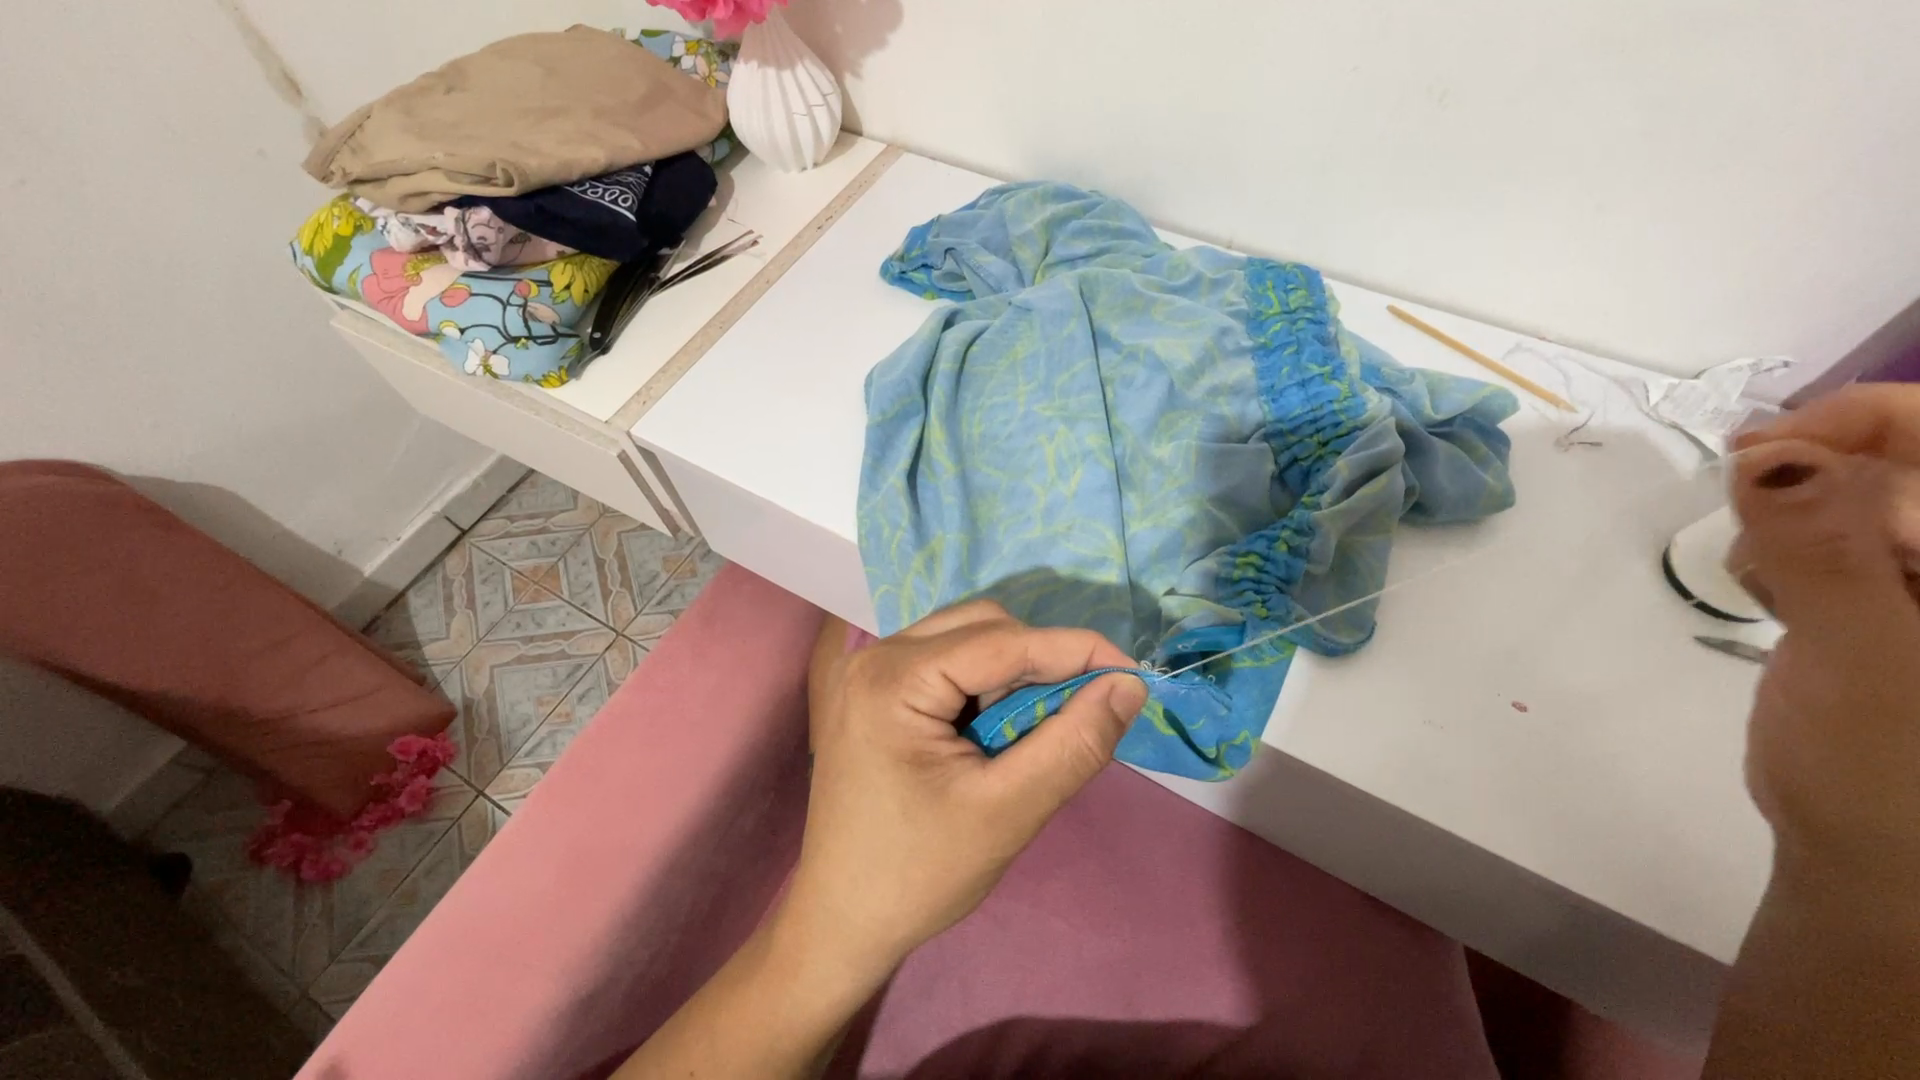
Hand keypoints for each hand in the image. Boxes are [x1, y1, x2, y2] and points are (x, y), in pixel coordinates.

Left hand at [778, 600, 1148, 977]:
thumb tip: (1128, 686)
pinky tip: (996, 733)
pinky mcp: (873, 692)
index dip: (1075, 650)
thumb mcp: (1008, 811)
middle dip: (1039, 663)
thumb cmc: (919, 873)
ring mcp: (867, 672)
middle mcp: (873, 658)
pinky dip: (985, 686)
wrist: (842, 921)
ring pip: (967, 640)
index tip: (1133, 676)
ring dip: (1013, 674)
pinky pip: (946, 664)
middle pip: (982, 627)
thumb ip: (1073, 744)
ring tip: (1031, 734)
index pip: (1003, 640)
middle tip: (1075, 717)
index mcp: (892, 680)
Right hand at [1731, 389, 1919, 888]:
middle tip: (1748, 523)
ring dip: (1794, 519)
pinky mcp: (1899, 601)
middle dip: (1815, 476)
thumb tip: (1766, 454)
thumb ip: (1821, 553)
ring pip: (1861, 495)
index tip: (1760, 452)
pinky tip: (1776, 594)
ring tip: (1771, 582)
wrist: (1883, 860)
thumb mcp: (1863, 658)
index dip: (1867, 420)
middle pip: (1903, 461)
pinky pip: (1841, 536)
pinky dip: (1793, 548)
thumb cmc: (1893, 771)